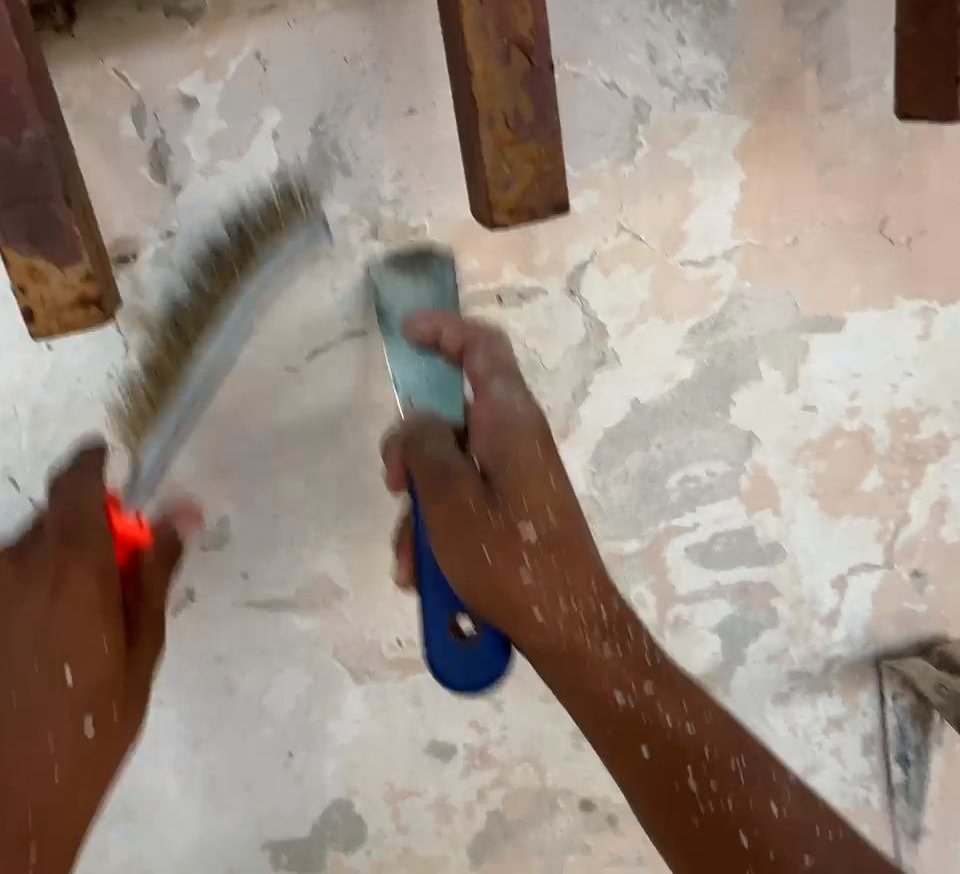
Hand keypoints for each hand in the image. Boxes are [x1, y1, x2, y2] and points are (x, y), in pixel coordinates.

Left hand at [0, 441, 198, 873]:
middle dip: (79, 537)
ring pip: (16, 558)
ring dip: (42, 572)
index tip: (107, 458)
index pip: (77, 482)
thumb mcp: (141, 654)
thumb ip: (155, 571)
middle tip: (101, 589)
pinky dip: (9, 601)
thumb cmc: (88, 732)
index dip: (92, 461)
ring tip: (57, 637)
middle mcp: (12, 565)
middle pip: (49, 522)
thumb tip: (180, 513)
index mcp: (70, 566)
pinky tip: (19, 657)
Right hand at [379, 312, 613, 663]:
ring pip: (448, 466)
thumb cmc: (507, 560)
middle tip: (391, 484)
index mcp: (508, 419)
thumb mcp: (448, 499)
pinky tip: (423, 574)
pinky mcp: (513, 508)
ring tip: (408, 560)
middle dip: (410, 450)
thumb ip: (423, 445)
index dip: (443, 329)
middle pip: (450, 416)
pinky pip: (462, 499)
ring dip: (418, 506)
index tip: (405, 332)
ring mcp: (514, 474)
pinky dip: (437, 528)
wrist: (568, 630)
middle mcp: (514, 437)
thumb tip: (416, 421)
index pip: (481, 347)